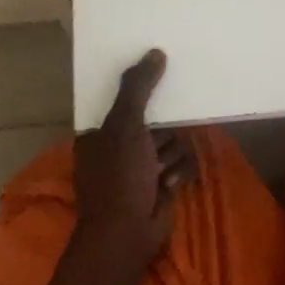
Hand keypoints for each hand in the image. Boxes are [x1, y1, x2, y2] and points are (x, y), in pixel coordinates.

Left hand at [73, 49, 196, 259]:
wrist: (127, 233)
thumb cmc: (118, 175)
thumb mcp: (124, 124)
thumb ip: (138, 87)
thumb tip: (155, 52)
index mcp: (100, 133)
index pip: (128, 103)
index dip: (146, 97)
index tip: (165, 85)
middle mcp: (120, 149)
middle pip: (157, 123)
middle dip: (163, 134)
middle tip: (157, 142)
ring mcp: (142, 169)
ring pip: (174, 143)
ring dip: (172, 157)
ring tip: (160, 173)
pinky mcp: (163, 185)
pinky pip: (183, 164)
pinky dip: (179, 174)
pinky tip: (169, 185)